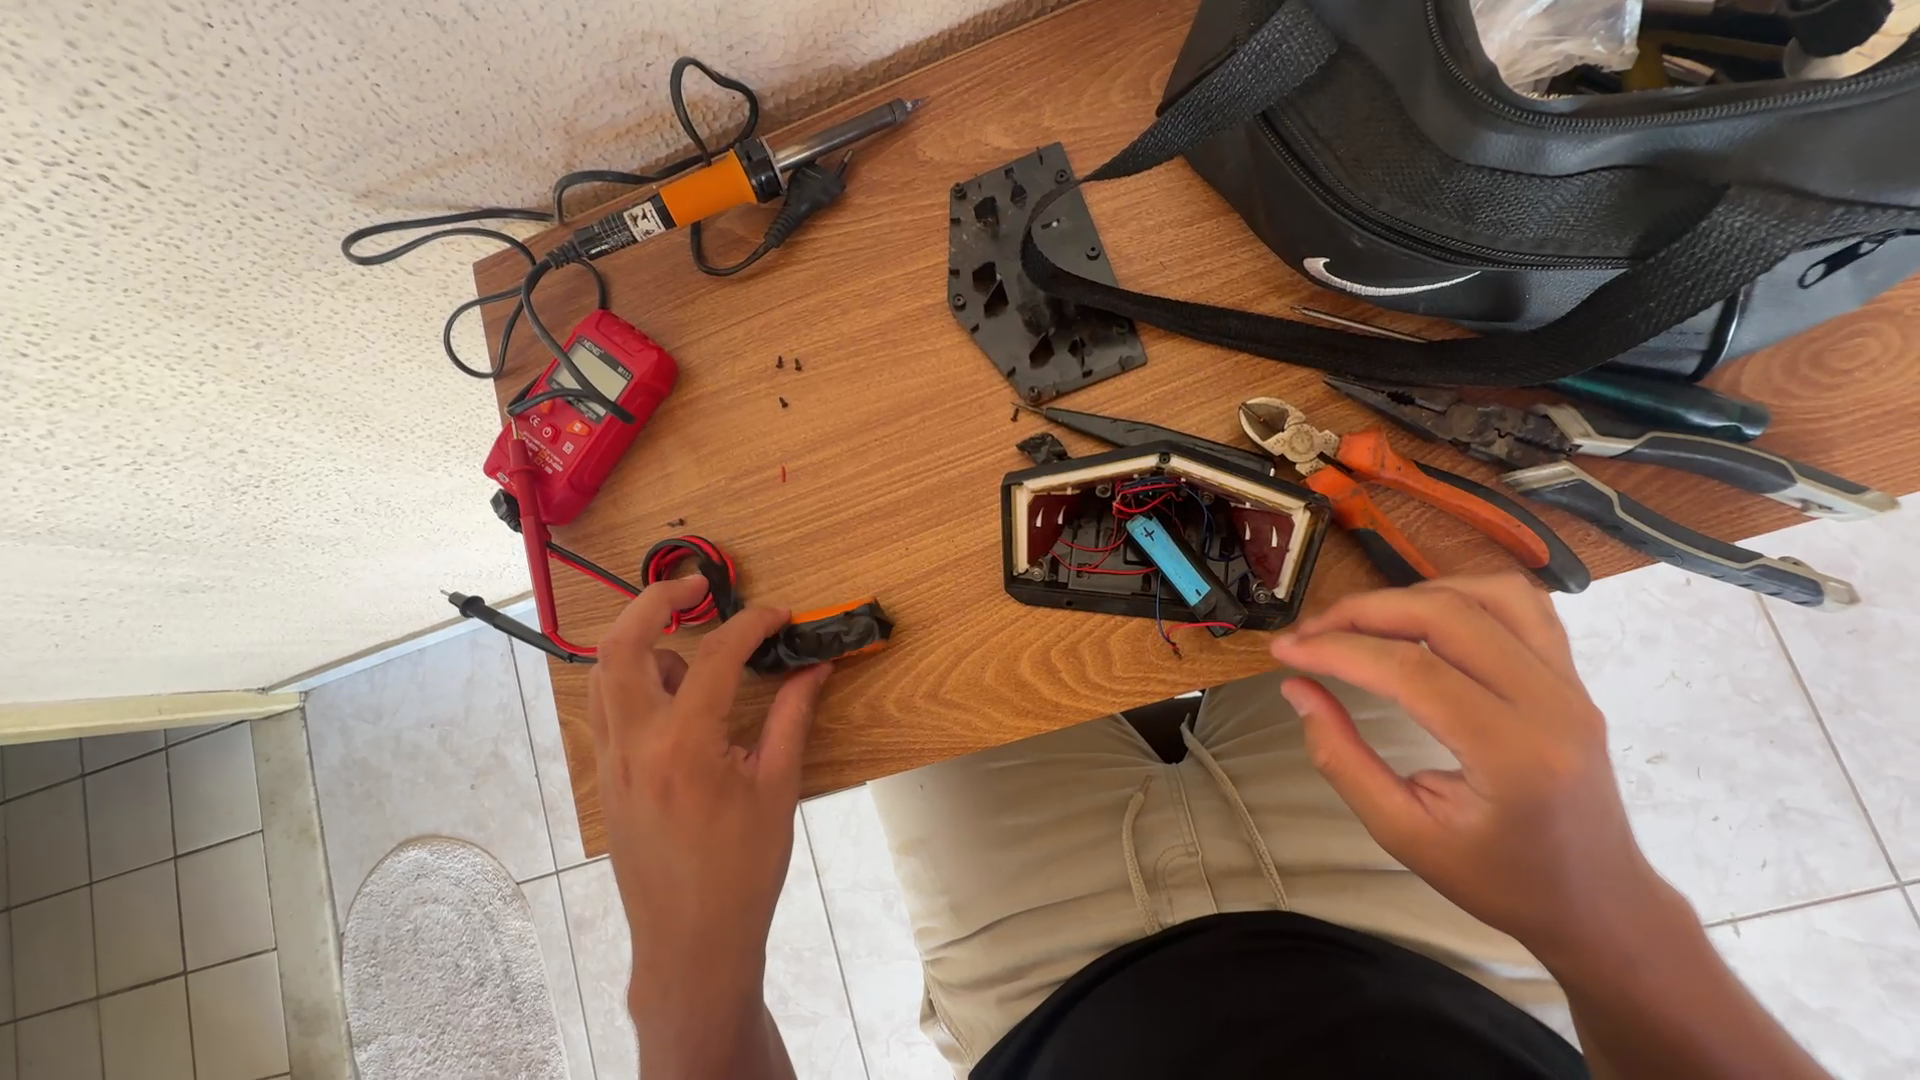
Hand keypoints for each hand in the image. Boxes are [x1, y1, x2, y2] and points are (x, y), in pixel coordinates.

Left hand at [587, 575, 831, 1076]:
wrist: (689, 944)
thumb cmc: (742, 871)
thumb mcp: (777, 789)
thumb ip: (793, 717)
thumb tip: (815, 667)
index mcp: (686, 745)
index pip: (716, 656)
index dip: (753, 624)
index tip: (781, 614)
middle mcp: (636, 744)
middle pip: (623, 646)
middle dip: (655, 600)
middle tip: (695, 586)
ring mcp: (613, 762)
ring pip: (605, 676)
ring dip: (641, 644)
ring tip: (687, 652)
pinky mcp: (608, 780)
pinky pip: (609, 710)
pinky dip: (634, 684)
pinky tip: (675, 702)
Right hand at [1268, 574, 1675, 966]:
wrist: (1597, 901)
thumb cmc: (1497, 879)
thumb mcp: (1402, 832)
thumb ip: (1342, 758)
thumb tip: (1297, 689)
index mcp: (1513, 755)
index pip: (1411, 670)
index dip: (1337, 649)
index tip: (1284, 651)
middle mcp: (1552, 704)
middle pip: (1447, 616)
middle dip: (1363, 612)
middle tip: (1309, 633)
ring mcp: (1570, 683)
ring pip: (1487, 594)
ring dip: (1411, 595)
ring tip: (1360, 623)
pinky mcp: (1572, 675)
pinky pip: (1520, 604)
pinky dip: (1460, 594)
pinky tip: (1420, 616)